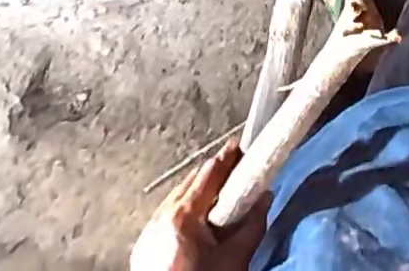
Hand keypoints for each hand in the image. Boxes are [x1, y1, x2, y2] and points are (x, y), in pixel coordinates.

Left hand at [129, 140, 268, 270]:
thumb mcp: (234, 261)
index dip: (228, 158)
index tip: (242, 148)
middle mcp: (160, 217)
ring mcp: (148, 234)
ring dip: (199, 193)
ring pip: (177, 198)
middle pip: (191, 181)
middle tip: (236, 173)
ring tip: (220, 199)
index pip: (209, 172)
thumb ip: (252, 226)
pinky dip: (185, 212)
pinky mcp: (143, 250)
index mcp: (183, 216)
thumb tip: (266, 196)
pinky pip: (166, 216)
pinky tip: (198, 222)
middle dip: (214, 175)